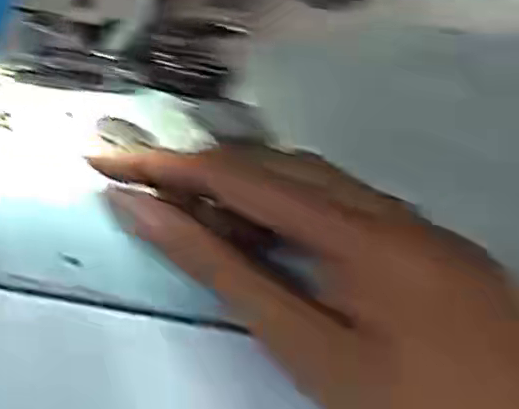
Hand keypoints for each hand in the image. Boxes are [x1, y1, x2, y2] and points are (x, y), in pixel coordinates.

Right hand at [91, 147, 518, 408]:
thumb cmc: (414, 406)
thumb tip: (127, 202)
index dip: (157, 164)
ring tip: (203, 217)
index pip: (233, 174)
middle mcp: (399, 219)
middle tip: (146, 192)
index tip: (97, 161)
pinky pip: (346, 204)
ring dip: (243, 185)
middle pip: (272, 163)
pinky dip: (289, 204)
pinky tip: (272, 240)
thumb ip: (213, 265)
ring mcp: (431, 238)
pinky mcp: (448, 260)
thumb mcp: (304, 346)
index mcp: (365, 237)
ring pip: (310, 178)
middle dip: (200, 170)